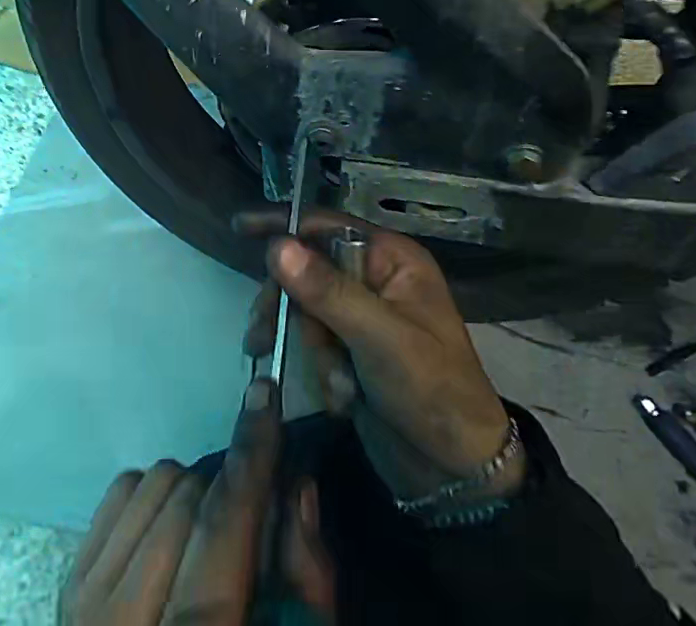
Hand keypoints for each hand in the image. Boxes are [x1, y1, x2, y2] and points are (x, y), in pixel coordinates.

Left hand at [64, 378, 331, 624]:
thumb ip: (304, 579)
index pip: (220, 530)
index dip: (249, 457)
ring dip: (192, 491)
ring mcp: (83, 606)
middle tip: (252, 521)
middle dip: (230, 490)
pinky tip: (166, 532)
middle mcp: (122, 621)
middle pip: (187, 501)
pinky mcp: (67, 588)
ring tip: (206, 535)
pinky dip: (152, 494)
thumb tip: (293, 487)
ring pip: (152, 485)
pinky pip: (118, 493)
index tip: (265, 393)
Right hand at [238, 209, 522, 502]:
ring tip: (334, 386)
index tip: (240, 227)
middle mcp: (374, 279)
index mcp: (392, 260)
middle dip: (291, 308)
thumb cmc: (432, 392)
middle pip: (306, 270)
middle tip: (260, 337)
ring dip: (312, 351)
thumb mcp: (380, 339)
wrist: (455, 470)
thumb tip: (277, 246)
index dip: (284, 225)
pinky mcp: (349, 349)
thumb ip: (327, 291)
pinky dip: (319, 369)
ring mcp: (361, 316)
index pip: (327, 226)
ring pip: (304, 310)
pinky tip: (339, 397)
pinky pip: (312, 342)